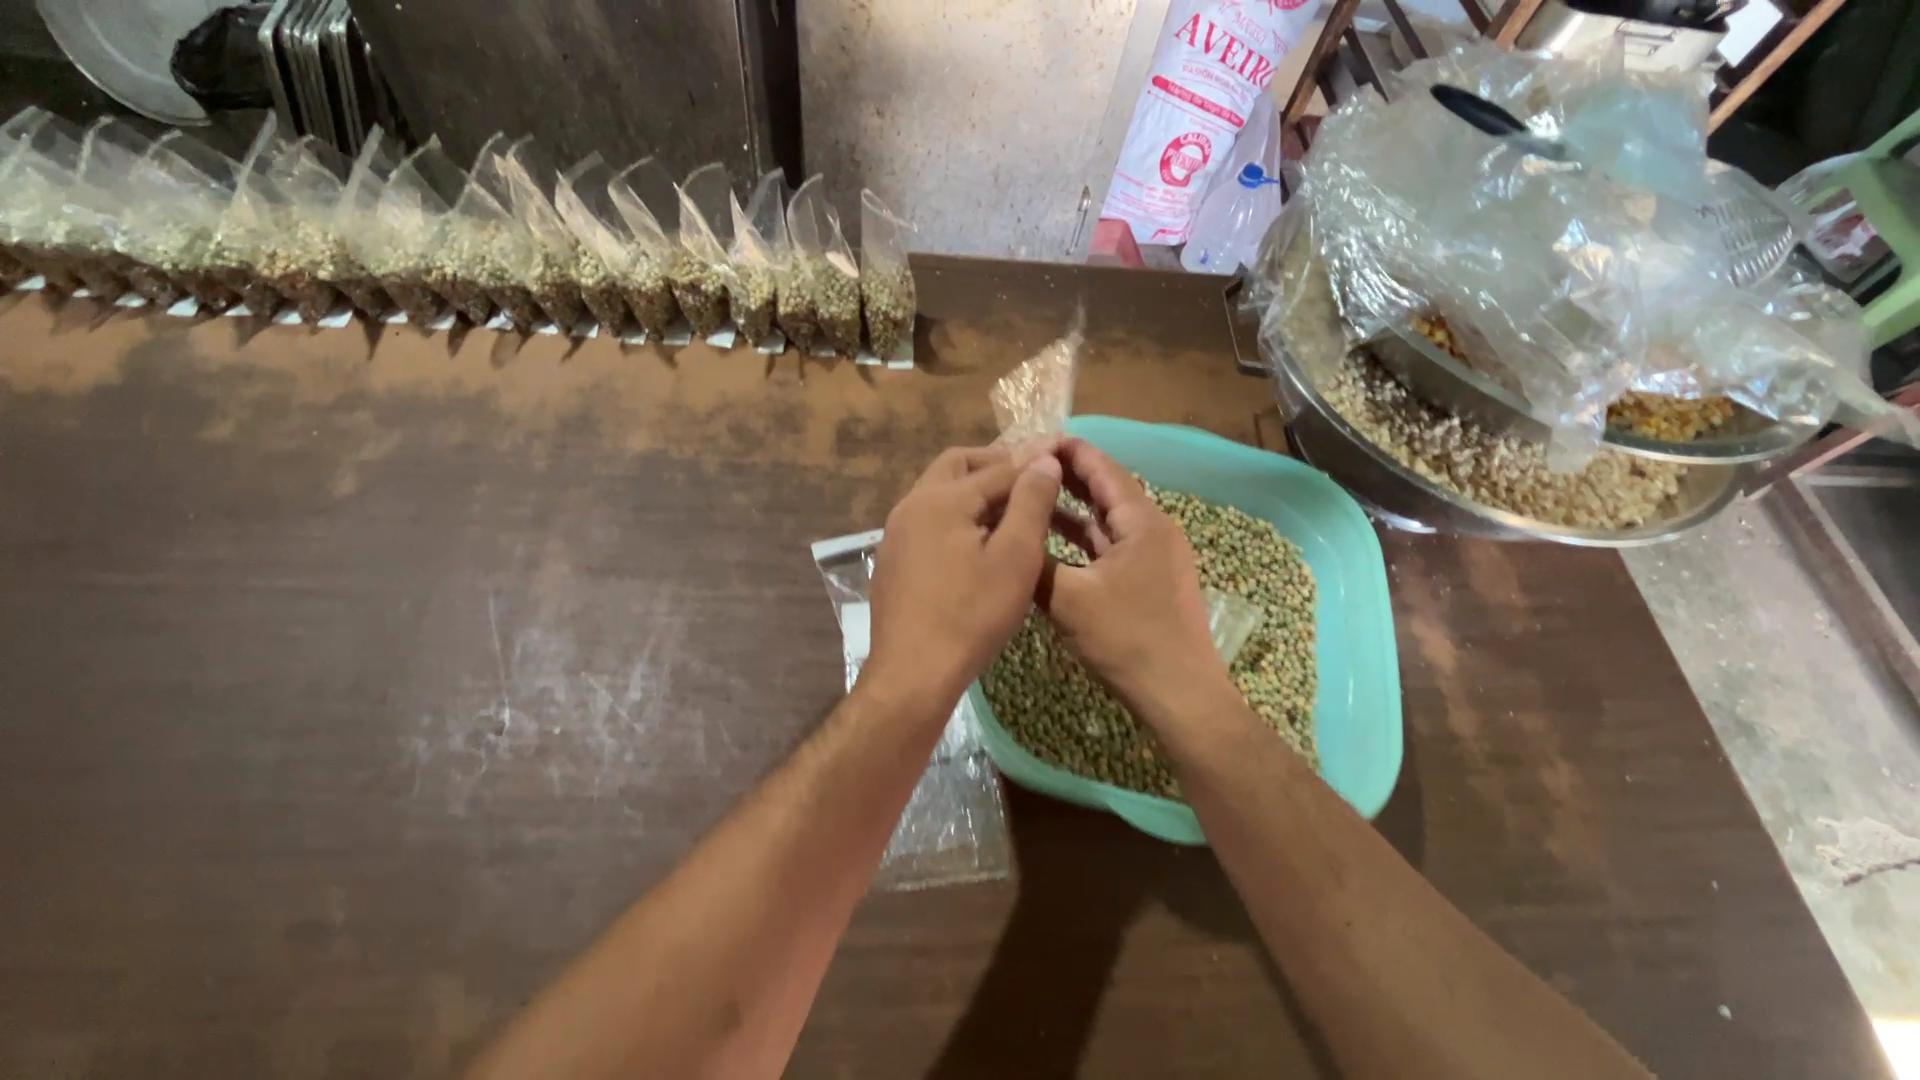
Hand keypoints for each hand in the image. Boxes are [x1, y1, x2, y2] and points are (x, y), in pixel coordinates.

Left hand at [864, 441, 1063, 706]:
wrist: (913, 673)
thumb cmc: (972, 616)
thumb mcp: (1015, 558)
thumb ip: (1031, 502)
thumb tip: (1044, 458)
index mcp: (941, 499)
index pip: (999, 467)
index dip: (1035, 461)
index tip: (1063, 452)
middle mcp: (911, 504)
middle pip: (958, 466)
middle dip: (997, 465)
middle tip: (1031, 478)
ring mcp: (896, 532)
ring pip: (940, 491)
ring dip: (975, 490)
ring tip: (1012, 510)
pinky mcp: (893, 558)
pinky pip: (929, 519)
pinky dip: (957, 515)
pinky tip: (978, 542)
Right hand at [1036, 438, 1230, 725]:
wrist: (1179, 695)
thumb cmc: (1127, 639)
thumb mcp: (1069, 599)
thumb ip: (1035, 562)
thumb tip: (1008, 536)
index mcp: (1142, 521)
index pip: (1102, 468)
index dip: (1067, 451)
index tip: (1030, 441)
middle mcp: (1154, 530)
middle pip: (1107, 491)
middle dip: (1066, 478)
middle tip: (1024, 468)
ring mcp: (1156, 558)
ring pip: (1108, 522)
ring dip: (1072, 511)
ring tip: (1031, 499)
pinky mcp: (1150, 582)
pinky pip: (1111, 548)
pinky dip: (1083, 542)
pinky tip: (1054, 545)